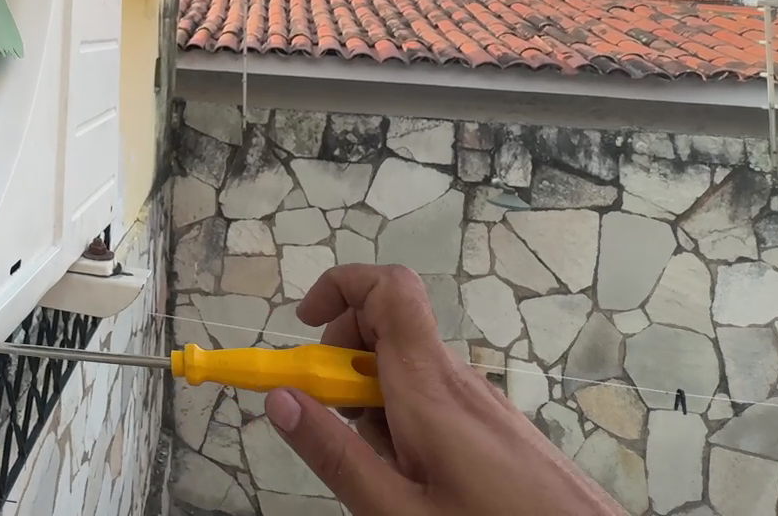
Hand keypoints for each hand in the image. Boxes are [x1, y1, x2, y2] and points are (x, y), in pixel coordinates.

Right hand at [262, 264, 623, 514]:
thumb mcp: (399, 514)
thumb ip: (335, 453)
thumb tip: (277, 396)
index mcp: (428, 384)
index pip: (387, 286)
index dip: (339, 285)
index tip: (306, 327)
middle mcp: (456, 379)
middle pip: (386, 323)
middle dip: (340, 353)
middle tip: (330, 412)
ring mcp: (483, 402)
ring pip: (407, 365)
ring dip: (370, 391)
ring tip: (377, 462)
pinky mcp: (500, 429)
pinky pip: (435, 396)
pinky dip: (402, 414)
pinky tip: (414, 475)